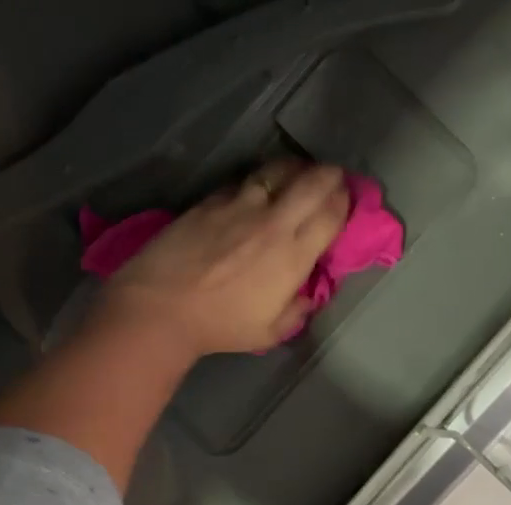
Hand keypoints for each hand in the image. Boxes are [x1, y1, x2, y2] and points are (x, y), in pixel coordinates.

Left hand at [91, 160, 349, 357]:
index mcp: (293, 256)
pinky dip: (258, 180)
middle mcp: (273, 222)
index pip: (330, 216)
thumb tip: (307, 294)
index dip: (344, 202)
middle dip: (328, 176)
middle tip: (334, 176)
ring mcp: (239, 206)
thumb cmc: (222, 325)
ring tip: (300, 171)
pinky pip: (243, 181)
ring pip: (276, 171)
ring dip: (294, 168)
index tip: (349, 198)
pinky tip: (258, 187)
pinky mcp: (210, 201)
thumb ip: (297, 310)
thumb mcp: (272, 331)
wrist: (162, 306)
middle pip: (311, 184)